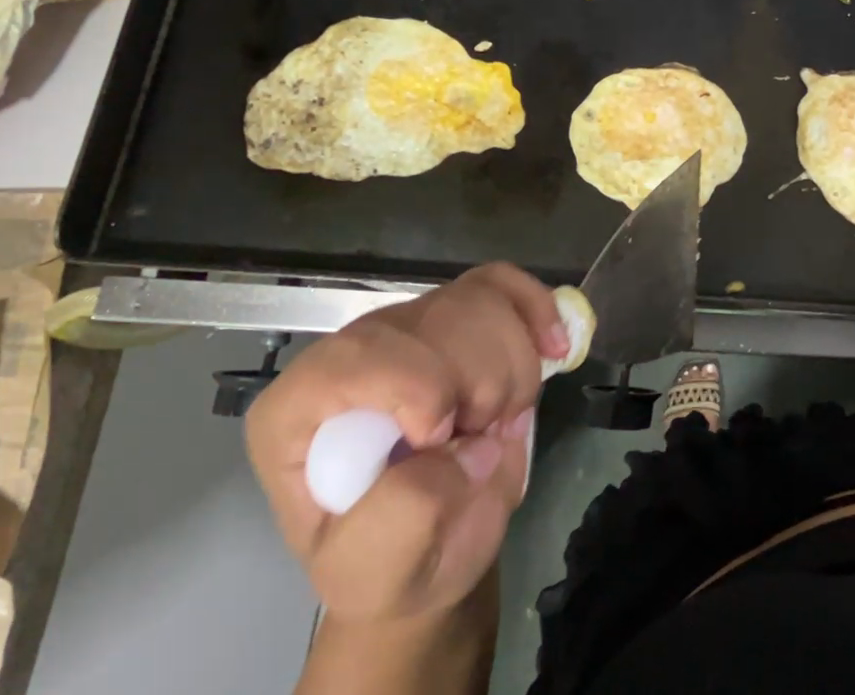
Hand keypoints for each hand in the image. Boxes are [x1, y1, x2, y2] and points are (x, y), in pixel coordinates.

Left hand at [246, 263, 569, 621]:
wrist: (434, 555)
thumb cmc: (390, 565)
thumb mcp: (374, 570)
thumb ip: (399, 516)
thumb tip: (462, 449)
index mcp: (301, 414)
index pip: (355, 359)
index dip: (417, 389)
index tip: (442, 440)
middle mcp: (350, 359)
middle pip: (435, 321)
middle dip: (481, 385)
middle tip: (477, 439)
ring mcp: (409, 335)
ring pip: (480, 303)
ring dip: (512, 370)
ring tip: (494, 421)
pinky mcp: (460, 327)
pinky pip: (503, 284)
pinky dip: (537, 312)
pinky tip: (553, 347)